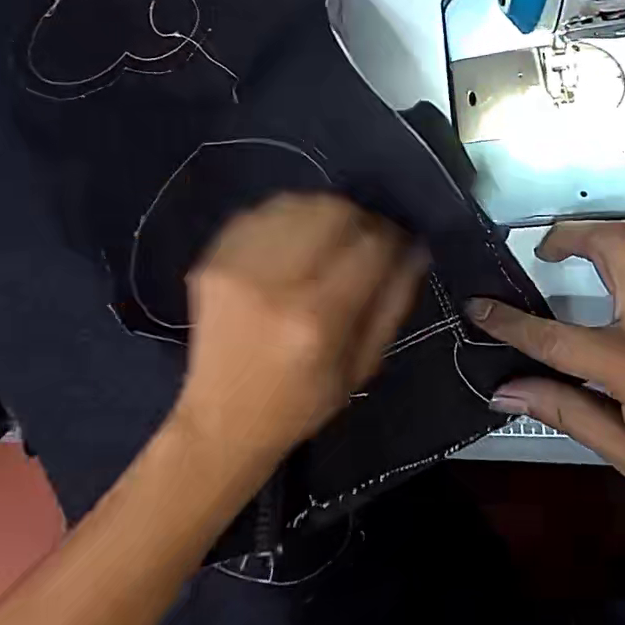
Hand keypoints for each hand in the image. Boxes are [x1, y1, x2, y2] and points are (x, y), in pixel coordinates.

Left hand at [173, 193, 426, 458]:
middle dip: (359, 219)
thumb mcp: (362, 367)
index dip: (393, 236)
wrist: (222, 421)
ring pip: (296, 203)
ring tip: (326, 242)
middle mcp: (275, 283)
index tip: (397, 244)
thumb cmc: (303, 403)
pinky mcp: (211, 261)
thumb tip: (414, 249)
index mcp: (318, 318)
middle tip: (363, 241)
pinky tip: (290, 246)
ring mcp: (236, 267)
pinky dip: (284, 221)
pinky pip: (259, 214)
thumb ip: (393, 303)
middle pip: (333, 210)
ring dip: (322, 215)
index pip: (371, 245)